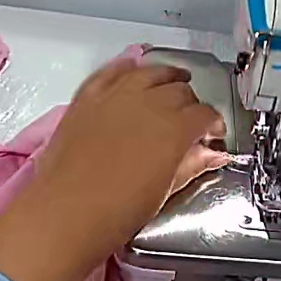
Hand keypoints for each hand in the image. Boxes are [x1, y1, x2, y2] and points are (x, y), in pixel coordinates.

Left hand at [0, 60, 224, 280]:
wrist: (66, 212)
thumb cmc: (120, 211)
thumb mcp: (164, 191)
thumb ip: (191, 165)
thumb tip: (214, 154)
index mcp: (174, 127)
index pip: (204, 114)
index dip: (213, 125)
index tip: (211, 137)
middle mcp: (149, 102)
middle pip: (181, 90)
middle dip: (191, 104)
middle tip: (189, 122)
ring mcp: (115, 95)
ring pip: (150, 72)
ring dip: (166, 77)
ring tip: (172, 84)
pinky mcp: (88, 96)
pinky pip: (112, 71)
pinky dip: (126, 68)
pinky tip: (132, 69)